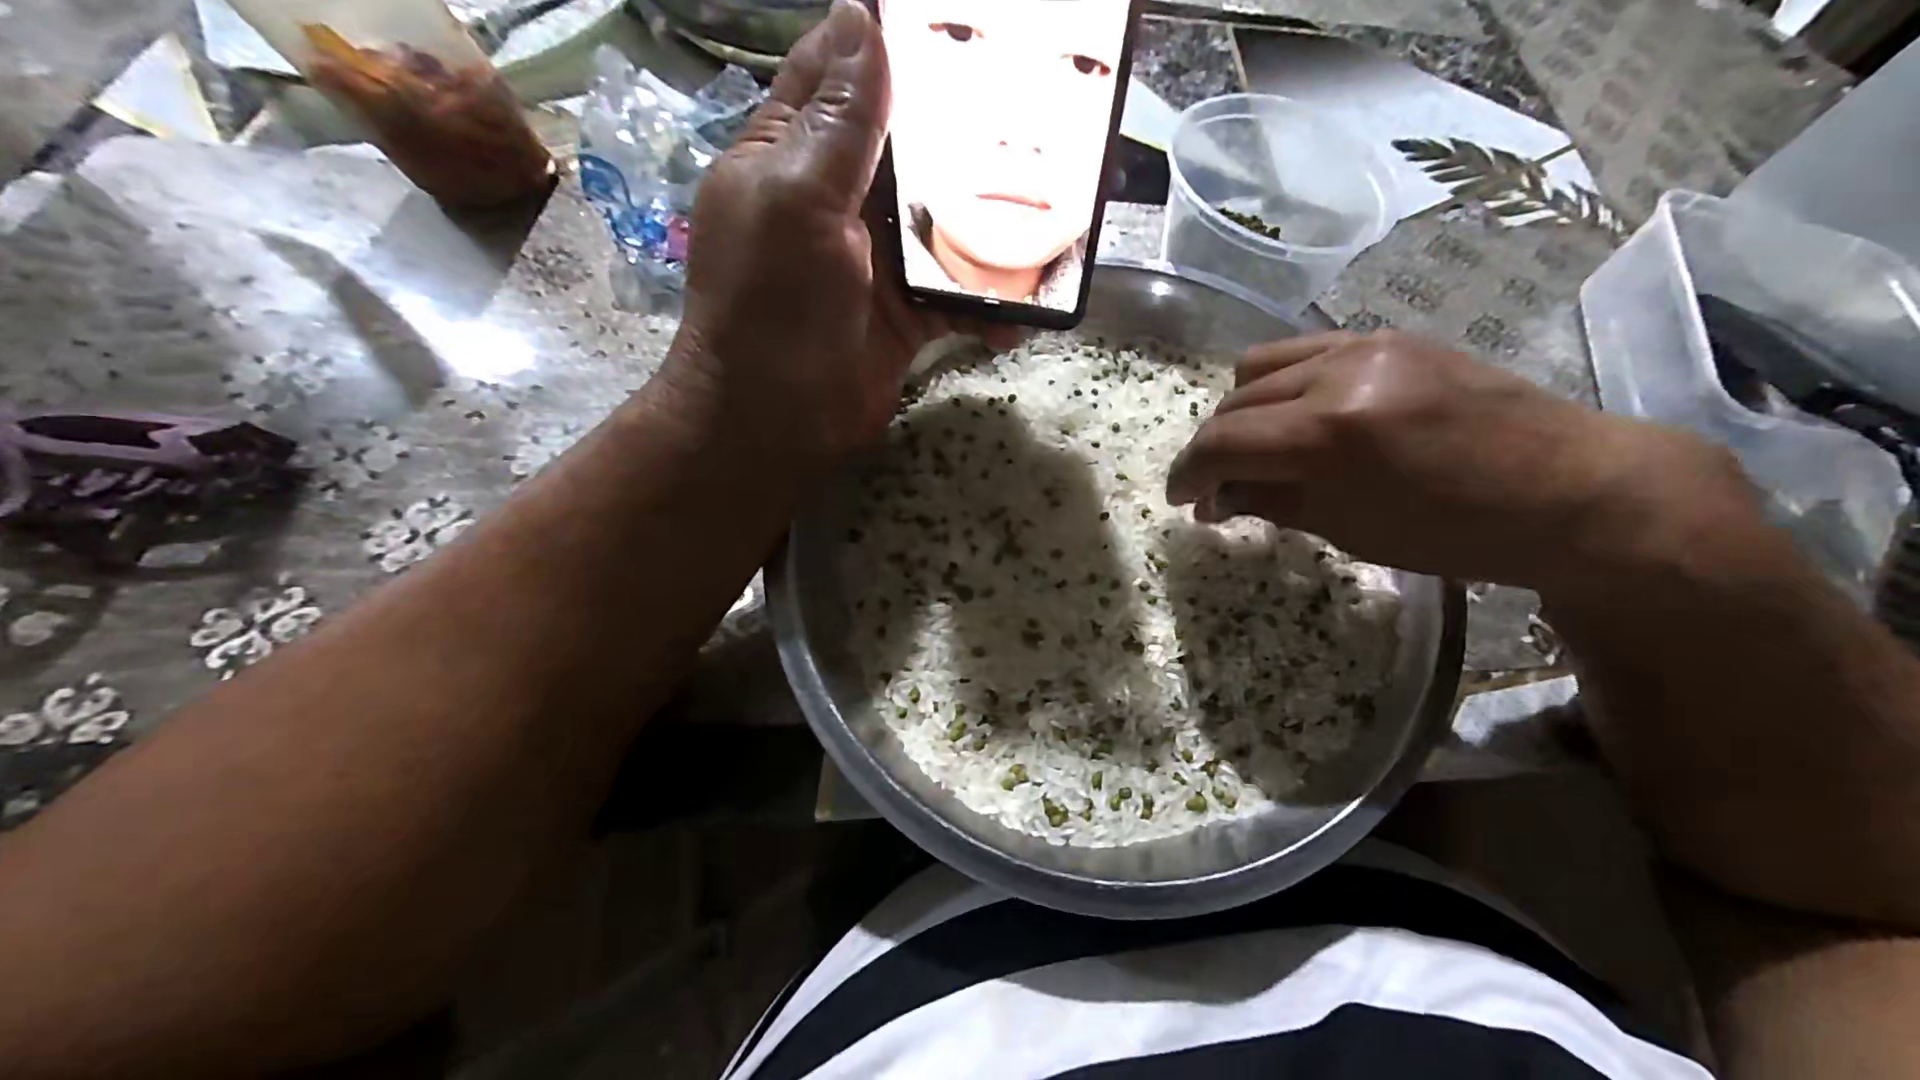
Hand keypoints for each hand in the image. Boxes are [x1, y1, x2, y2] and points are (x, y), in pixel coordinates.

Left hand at [663, 0, 1006, 470]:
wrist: (777, 423)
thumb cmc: (773, 305)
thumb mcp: (798, 200)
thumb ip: (838, 121)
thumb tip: (861, 15)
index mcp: (792, 153)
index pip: (838, 71)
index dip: (888, 40)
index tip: (959, 22)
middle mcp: (836, 198)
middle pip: (908, 145)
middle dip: (962, 129)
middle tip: (1035, 105)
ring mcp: (876, 259)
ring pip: (943, 218)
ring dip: (991, 218)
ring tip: (1054, 201)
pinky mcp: (907, 311)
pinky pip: (958, 292)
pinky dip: (990, 302)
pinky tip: (1025, 309)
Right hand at [1164, 331, 1765, 594]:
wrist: (1571, 489)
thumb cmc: (1456, 532)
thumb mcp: (1347, 529)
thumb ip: (1269, 501)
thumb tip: (1217, 497)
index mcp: (1327, 433)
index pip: (1221, 444)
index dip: (1188, 475)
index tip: (1180, 500)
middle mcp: (1338, 373)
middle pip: (1234, 404)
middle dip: (1214, 449)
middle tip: (1219, 489)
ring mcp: (1366, 346)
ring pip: (1260, 366)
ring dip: (1242, 410)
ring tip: (1258, 446)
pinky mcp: (1390, 337)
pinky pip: (1306, 352)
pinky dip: (1283, 385)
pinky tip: (1300, 416)